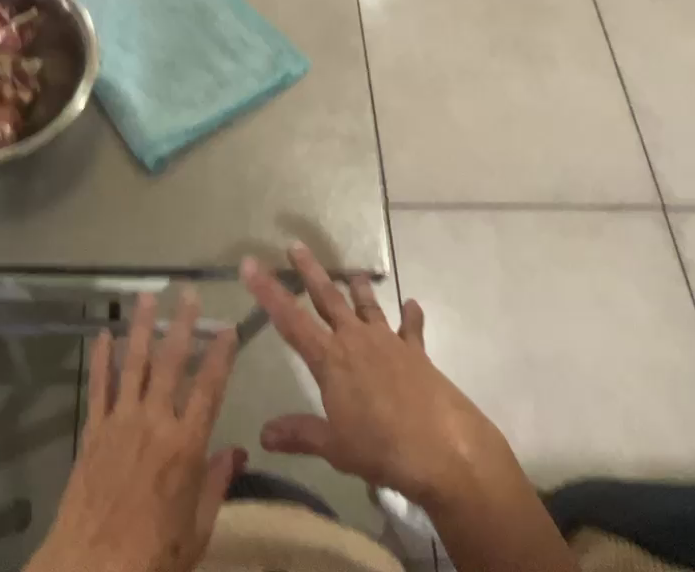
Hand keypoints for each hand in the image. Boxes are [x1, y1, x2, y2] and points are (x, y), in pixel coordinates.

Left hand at [26, 290, 241, 571]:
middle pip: (172, 363)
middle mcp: (154, 423)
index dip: (221, 355)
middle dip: (182, 324)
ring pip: (134, 364)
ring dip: (141, 328)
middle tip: (188, 293)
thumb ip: (217, 484)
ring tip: (147, 297)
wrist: (93, 568)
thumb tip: (238, 452)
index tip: (228, 327)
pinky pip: (99, 386)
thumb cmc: (154, 554)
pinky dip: (102, 358)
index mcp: (186, 446)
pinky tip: (104, 334)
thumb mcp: (199, 528)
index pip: (209, 388)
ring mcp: (120, 423)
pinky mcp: (94, 431)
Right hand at [240, 245, 519, 509]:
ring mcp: (389, 343)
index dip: (267, 291)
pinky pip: (411, 328)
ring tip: (352, 272)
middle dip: (310, 272)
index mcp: (330, 360)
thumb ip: (300, 434)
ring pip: (367, 306)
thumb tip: (263, 435)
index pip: (289, 320)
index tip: (250, 264)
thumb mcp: (334, 447)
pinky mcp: (417, 354)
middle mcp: (356, 341)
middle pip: (328, 298)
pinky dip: (410, 315)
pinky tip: (411, 304)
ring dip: (358, 289)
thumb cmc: (382, 448)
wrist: (444, 449)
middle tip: (296, 246)